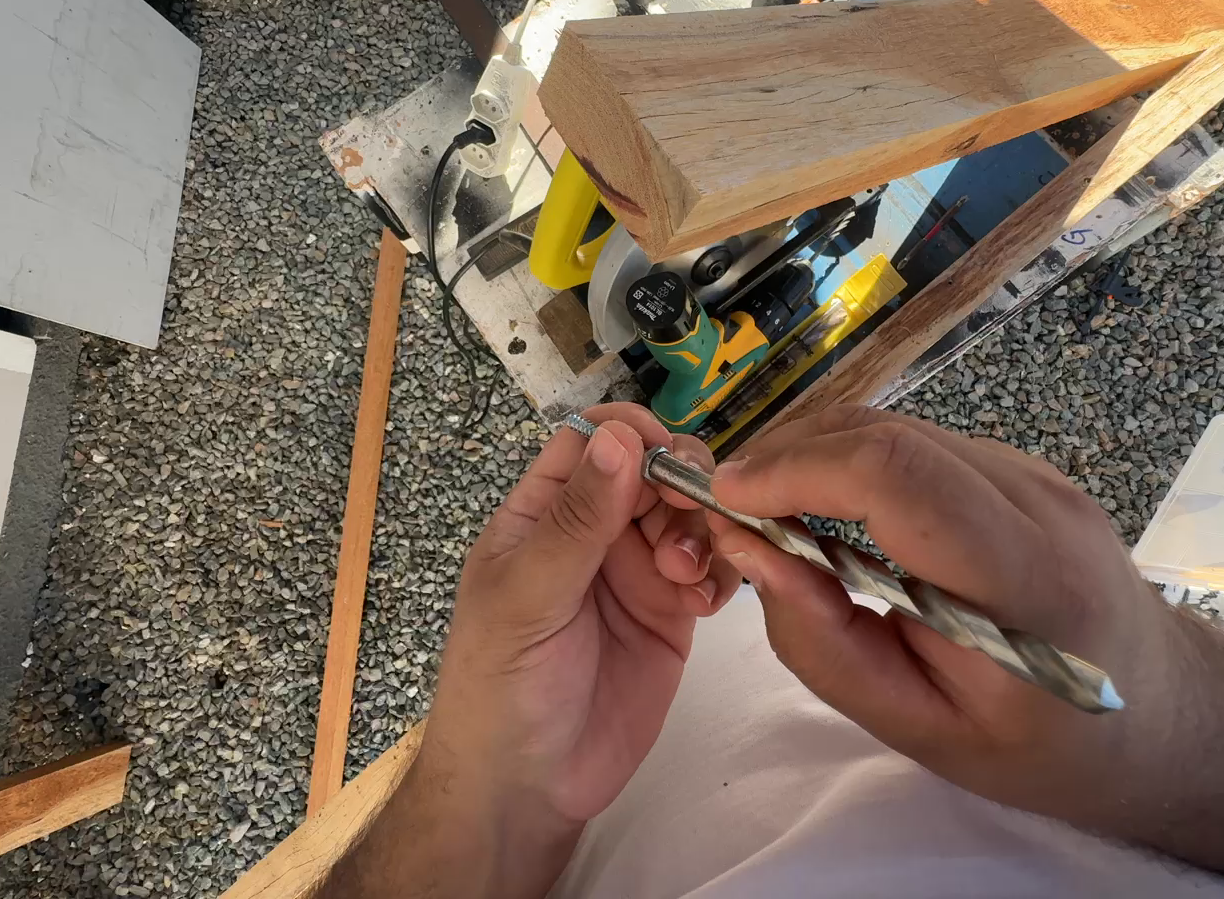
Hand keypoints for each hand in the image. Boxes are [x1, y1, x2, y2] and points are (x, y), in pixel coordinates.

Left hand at [401, 403, 740, 893]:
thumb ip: (578, 520)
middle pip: (650, 469)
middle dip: (678, 482)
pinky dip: (720, 571)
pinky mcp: (671, 610)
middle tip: (685, 519)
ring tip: (685, 580)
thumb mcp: (530, 596)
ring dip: (701, 530)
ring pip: (686, 513)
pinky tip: (704, 605)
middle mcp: (593, 530)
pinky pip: (709, 567)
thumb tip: (618, 435)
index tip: (662, 454)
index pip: (589, 441)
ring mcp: (635, 569)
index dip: (629, 434)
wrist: (531, 788)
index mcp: (544, 512)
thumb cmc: (504, 683)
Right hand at [707, 404, 1185, 826]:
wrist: (1172, 717)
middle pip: (880, 431)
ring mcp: (1029, 468)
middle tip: (731, 504)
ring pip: (885, 422)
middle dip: (783, 453)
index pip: (894, 474)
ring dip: (806, 450)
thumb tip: (749, 547)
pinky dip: (841, 456)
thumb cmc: (1044, 745)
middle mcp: (1034, 498)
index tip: (728, 501)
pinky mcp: (1013, 462)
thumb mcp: (918, 728)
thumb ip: (821, 641)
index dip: (794, 470)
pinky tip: (822, 498)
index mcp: (1025, 578)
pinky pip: (905, 438)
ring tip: (764, 502)